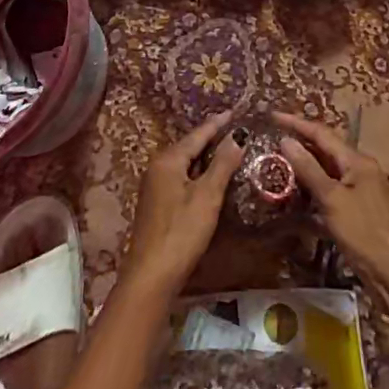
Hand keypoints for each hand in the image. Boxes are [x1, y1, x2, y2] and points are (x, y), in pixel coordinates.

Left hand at [122, 110, 243, 295]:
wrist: (151, 277)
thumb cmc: (181, 232)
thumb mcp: (207, 195)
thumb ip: (223, 163)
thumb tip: (237, 135)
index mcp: (168, 160)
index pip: (198, 134)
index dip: (218, 123)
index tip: (235, 111)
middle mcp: (158, 167)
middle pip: (190, 146)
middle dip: (212, 138)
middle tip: (236, 129)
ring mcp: (155, 186)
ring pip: (186, 163)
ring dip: (206, 157)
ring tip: (229, 149)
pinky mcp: (157, 204)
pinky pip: (182, 177)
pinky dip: (198, 173)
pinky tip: (211, 178)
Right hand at [274, 112, 388, 289]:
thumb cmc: (366, 232)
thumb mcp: (333, 199)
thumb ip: (309, 169)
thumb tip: (286, 140)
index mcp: (357, 161)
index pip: (322, 134)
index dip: (296, 123)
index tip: (273, 116)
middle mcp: (360, 171)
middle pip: (325, 152)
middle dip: (299, 146)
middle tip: (270, 143)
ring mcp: (360, 192)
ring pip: (327, 174)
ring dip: (304, 171)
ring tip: (277, 169)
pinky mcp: (357, 214)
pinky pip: (330, 194)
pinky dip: (312, 194)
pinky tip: (295, 201)